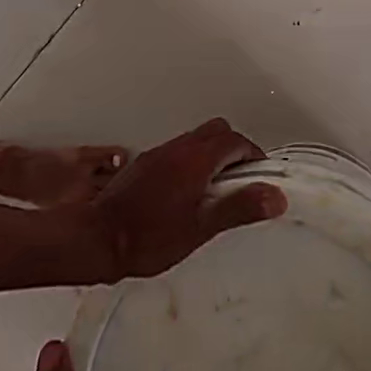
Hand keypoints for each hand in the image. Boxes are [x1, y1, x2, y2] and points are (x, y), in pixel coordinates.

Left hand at [73, 118, 286, 282]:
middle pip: (218, 131)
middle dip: (234, 148)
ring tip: (215, 187)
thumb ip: (240, 208)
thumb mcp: (202, 227)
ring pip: (196, 139)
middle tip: (240, 177)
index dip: (254, 155)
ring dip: (212, 154)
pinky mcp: (144, 164)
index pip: (237, 141)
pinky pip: (178, 151)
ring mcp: (159, 154)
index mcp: (198, 158)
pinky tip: (185, 191)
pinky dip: (190, 161)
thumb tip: (275, 197)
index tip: (260, 175)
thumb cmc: (147, 237)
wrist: (94, 240)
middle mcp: (180, 148)